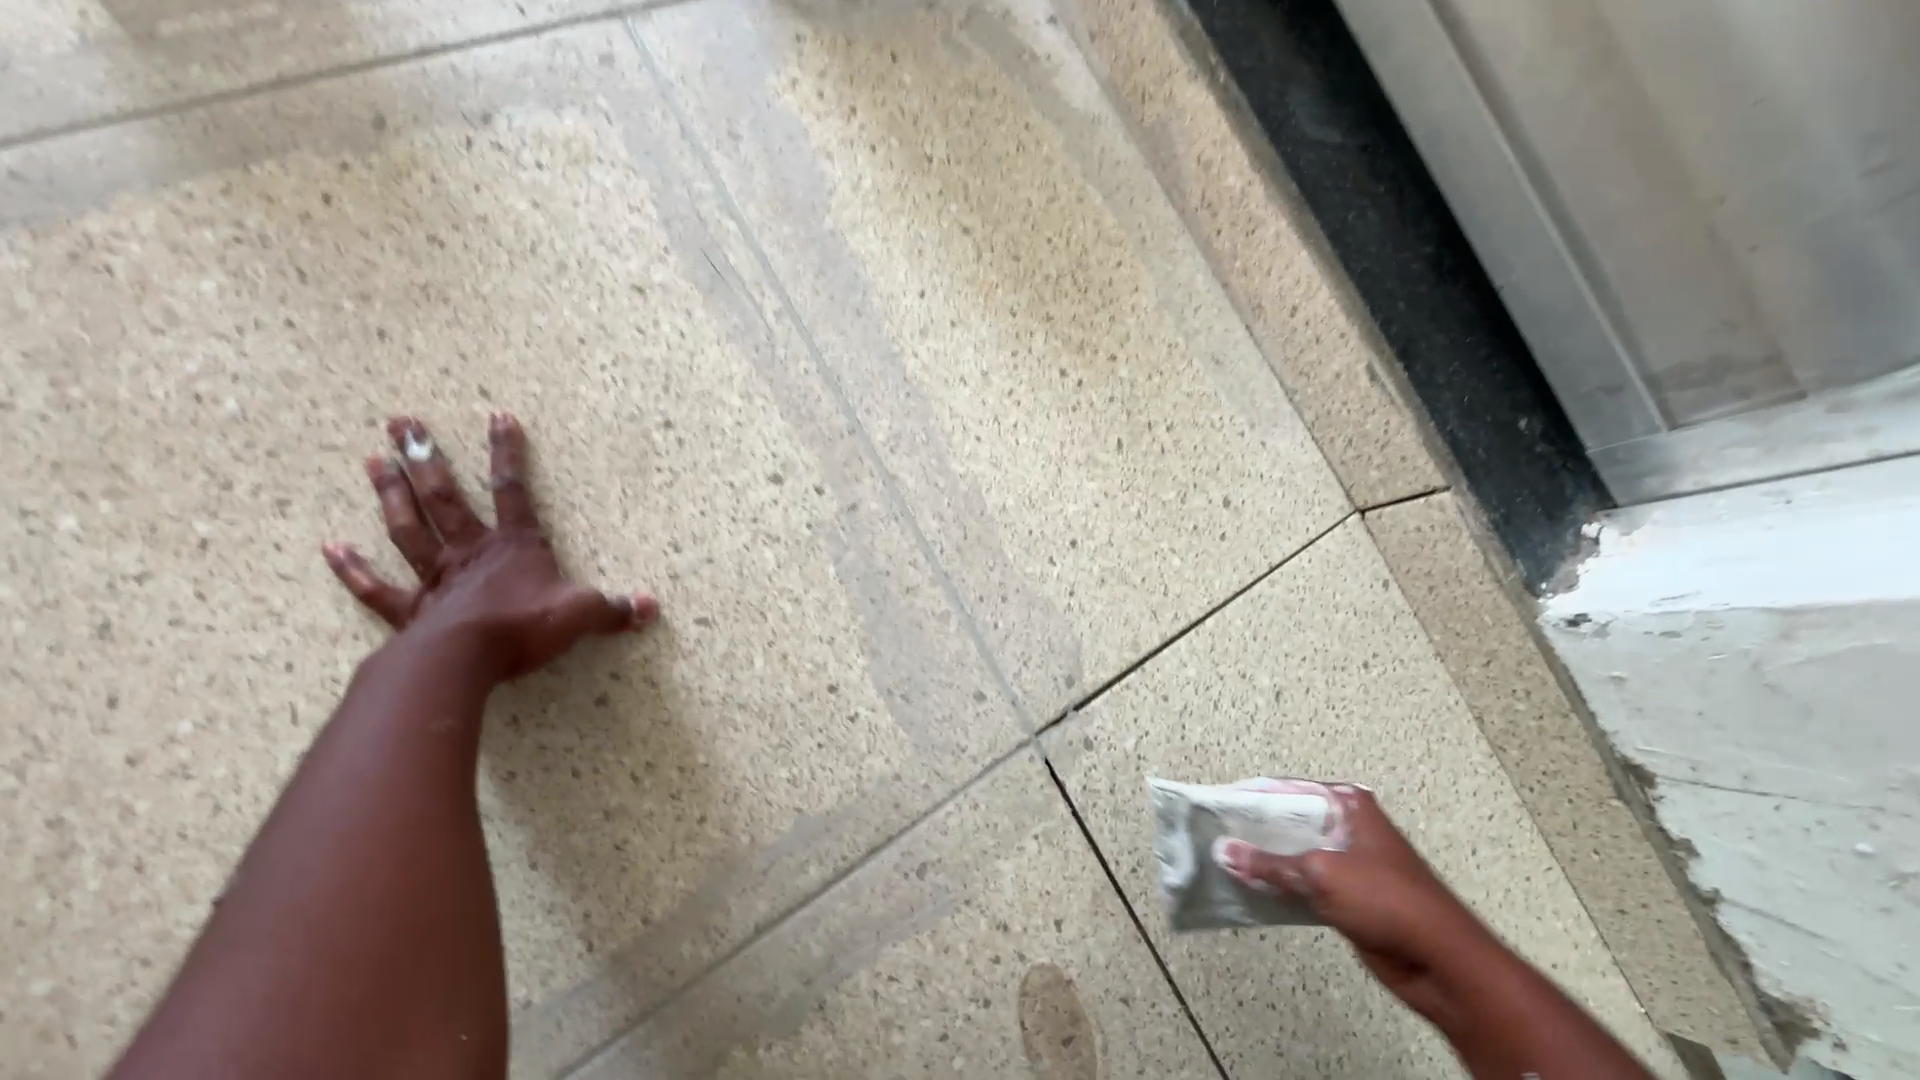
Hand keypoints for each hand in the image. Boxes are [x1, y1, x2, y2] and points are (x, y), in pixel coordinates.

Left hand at [321, 413, 657, 684]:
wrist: (465, 660)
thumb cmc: (524, 628)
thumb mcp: (582, 615)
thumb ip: (613, 609)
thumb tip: (650, 607)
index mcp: (513, 546)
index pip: (513, 489)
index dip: (507, 452)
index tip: (497, 415)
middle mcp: (470, 552)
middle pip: (445, 496)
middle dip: (425, 457)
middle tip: (402, 422)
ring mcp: (436, 579)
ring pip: (409, 529)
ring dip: (390, 495)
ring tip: (373, 460)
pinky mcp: (411, 612)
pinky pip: (378, 589)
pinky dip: (353, 570)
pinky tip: (331, 548)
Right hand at [1213, 783, 1496, 1027]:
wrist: (1442, 962)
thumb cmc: (1390, 902)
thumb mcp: (1322, 873)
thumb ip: (1270, 863)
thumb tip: (1225, 851)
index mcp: (1349, 806)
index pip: (1288, 790)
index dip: (1251, 796)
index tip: (1215, 803)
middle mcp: (1346, 828)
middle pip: (1288, 821)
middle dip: (1253, 830)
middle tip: (1212, 834)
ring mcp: (1347, 863)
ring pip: (1292, 855)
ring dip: (1263, 862)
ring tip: (1222, 862)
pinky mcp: (1346, 898)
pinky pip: (1301, 885)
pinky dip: (1277, 887)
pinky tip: (1248, 890)